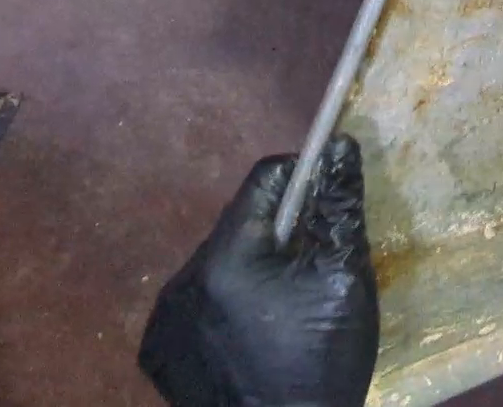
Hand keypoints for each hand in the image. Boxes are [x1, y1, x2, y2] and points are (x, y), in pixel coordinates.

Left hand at [139, 139, 378, 406]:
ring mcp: (164, 319)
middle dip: (282, 223)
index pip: (265, 179)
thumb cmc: (322, 357)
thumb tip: (341, 145)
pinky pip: (202, 294)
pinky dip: (231, 294)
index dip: (304, 178)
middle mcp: (183, 280)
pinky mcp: (159, 350)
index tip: (329, 205)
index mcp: (227, 257)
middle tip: (316, 257)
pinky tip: (258, 327)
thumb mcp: (344, 273)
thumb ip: (340, 203)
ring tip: (290, 297)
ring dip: (257, 258)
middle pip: (242, 217)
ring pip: (222, 255)